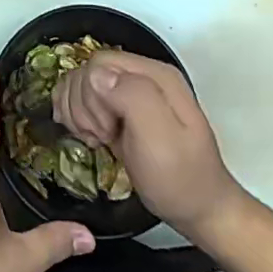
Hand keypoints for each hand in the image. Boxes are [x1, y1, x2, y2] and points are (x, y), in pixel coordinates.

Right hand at [53, 49, 254, 240]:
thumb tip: (96, 74)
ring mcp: (130, 91)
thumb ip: (133, 97)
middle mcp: (142, 76)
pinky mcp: (119, 107)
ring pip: (80, 82)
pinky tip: (88, 134)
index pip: (100, 63)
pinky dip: (75, 114)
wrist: (197, 208)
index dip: (93, 96)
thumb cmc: (179, 179)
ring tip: (97, 137)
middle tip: (103, 136)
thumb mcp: (161, 139)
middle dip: (84, 106)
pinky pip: (81, 96)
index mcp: (156, 76)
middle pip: (88, 72)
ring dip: (78, 112)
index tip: (108, 130)